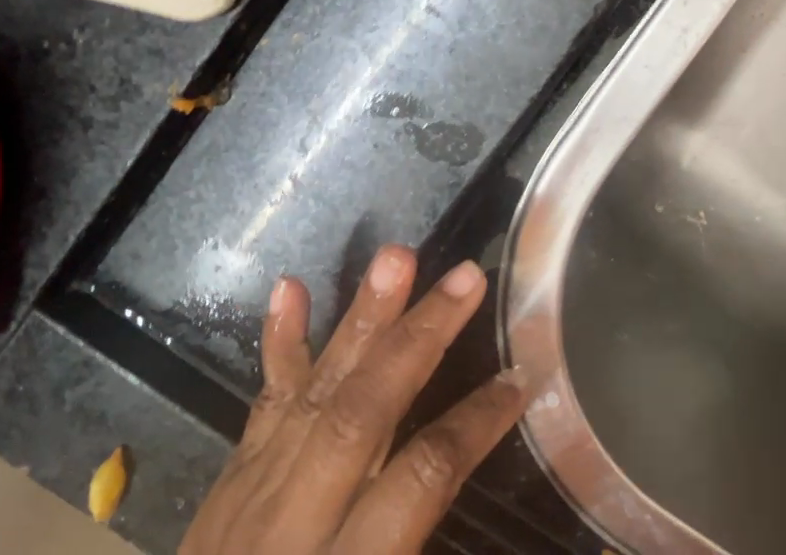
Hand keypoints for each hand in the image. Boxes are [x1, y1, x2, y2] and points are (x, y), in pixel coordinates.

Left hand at [180, 245, 527, 554]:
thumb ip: (433, 541)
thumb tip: (554, 533)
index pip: (419, 479)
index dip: (474, 424)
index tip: (520, 378)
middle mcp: (293, 523)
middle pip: (360, 416)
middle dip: (417, 341)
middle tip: (466, 278)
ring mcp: (252, 496)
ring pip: (313, 394)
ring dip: (359, 321)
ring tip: (396, 258)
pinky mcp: (231, 482)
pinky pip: (262, 404)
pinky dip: (280, 343)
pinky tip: (291, 287)